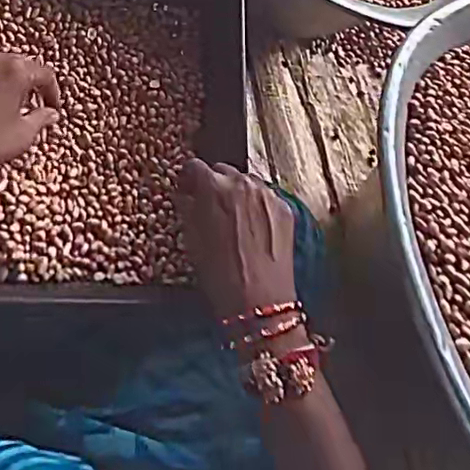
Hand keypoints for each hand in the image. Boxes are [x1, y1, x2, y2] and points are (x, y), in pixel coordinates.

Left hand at [0, 51, 62, 173]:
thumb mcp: (22, 135)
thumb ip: (41, 119)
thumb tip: (51, 114)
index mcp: (17, 70)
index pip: (45, 74)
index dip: (52, 92)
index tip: (53, 108)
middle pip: (23, 66)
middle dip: (31, 85)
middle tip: (34, 107)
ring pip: (0, 68)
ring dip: (10, 84)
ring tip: (11, 108)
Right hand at [179, 159, 296, 320]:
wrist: (260, 303)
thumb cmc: (220, 275)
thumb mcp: (191, 239)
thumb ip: (186, 207)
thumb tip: (185, 193)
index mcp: (214, 187)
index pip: (194, 166)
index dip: (188, 178)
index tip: (187, 188)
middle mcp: (242, 183)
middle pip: (222, 171)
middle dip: (214, 184)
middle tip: (209, 207)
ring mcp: (267, 194)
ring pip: (246, 182)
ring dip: (237, 193)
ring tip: (233, 220)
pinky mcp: (285, 208)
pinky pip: (265, 197)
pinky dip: (256, 205)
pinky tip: (252, 228)